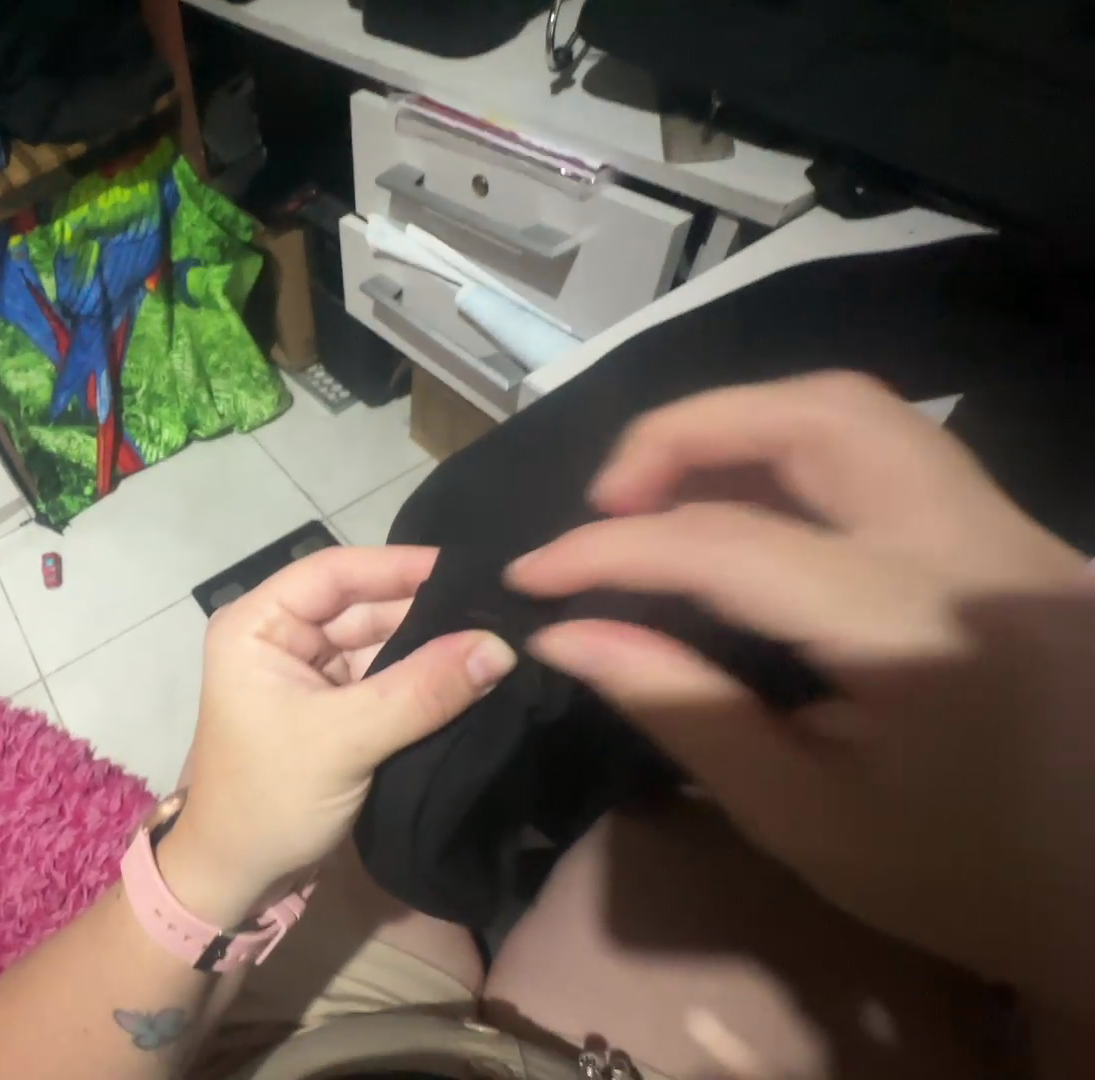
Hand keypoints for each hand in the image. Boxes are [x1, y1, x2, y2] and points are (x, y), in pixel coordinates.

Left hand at [159, 546, 515, 927]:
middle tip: (501, 605)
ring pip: (375, 638)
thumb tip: (501, 646)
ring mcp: (305, 668)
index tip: (467, 567)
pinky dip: (420, 674)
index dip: (396, 565)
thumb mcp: (344, 739)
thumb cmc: (270, 796)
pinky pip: (381, 674)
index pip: (332, 572)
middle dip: (423, 606)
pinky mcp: (330, 702)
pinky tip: (472, 667)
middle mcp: (279, 634)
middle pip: (359, 603)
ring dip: (428, 641)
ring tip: (501, 631)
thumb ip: (421, 691)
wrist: (240, 871)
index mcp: (257, 624)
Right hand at [504, 372, 1094, 1010]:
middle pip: (820, 415)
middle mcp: (982, 553)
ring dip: (727, 432)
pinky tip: (719, 512)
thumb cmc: (972, 878)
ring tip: (651, 499)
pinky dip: (769, 458)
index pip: (727, 545)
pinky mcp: (1002, 540)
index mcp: (925, 633)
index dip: (604, 551)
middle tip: (605, 500)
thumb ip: (674, 704)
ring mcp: (1007, 534)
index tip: (528, 576)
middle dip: (681, 434)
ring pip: (851, 416)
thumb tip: (560, 633)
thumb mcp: (800, 816)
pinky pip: (870, 455)